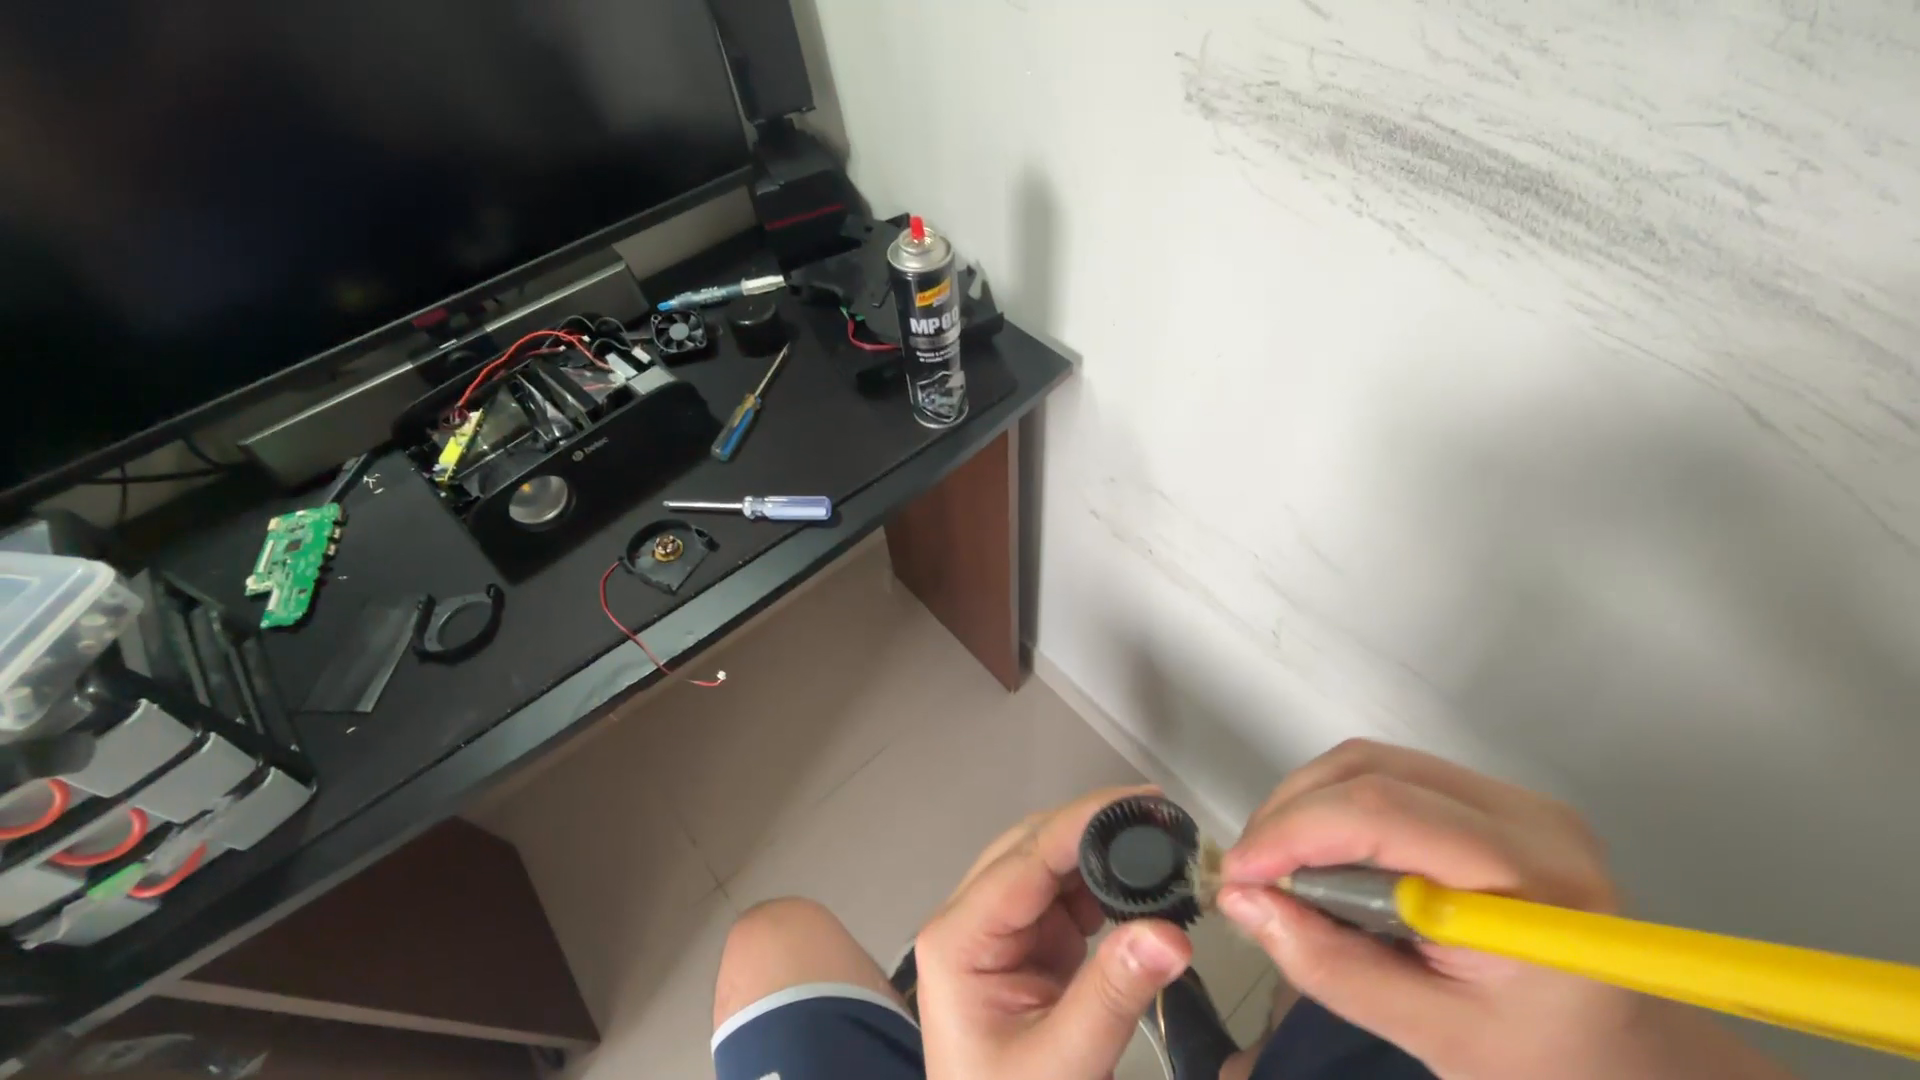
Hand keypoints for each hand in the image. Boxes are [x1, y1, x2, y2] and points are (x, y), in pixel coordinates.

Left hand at [916, 786, 1192, 1079]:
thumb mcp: (1062, 1063)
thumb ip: (1112, 994)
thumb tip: (1172, 932)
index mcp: (958, 938)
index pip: (1023, 860)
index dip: (1082, 823)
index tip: (1140, 800)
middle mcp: (971, 919)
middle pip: (1032, 849)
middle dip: (1094, 828)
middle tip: (1161, 816)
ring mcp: (1000, 930)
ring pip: (1051, 865)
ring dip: (1103, 853)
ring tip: (1161, 842)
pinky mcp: (1028, 945)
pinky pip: (1066, 897)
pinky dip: (1105, 886)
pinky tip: (1142, 883)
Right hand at [1216, 740, 1790, 1079]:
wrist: (1633, 1059)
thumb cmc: (1545, 1065)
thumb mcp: (1434, 1037)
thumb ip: (1332, 967)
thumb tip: (1240, 900)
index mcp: (1532, 880)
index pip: (1385, 813)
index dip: (1294, 832)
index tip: (1236, 876)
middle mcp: (1527, 814)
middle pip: (1370, 770)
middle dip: (1289, 814)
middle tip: (1248, 875)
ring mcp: (1513, 798)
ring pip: (1369, 761)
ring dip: (1304, 804)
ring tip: (1276, 864)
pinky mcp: (1490, 798)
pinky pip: (1386, 774)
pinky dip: (1332, 804)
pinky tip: (1319, 852)